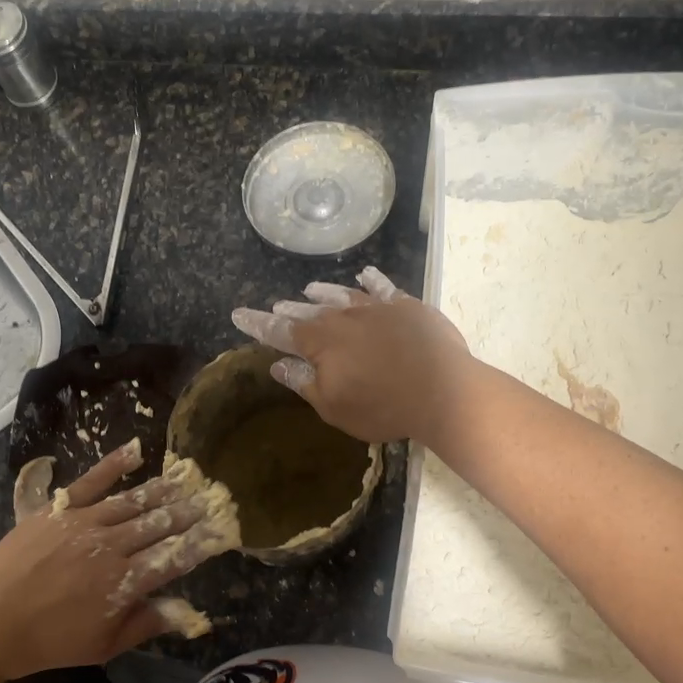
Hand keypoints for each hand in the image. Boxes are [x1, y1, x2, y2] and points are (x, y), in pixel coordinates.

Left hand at [0, 440, 225, 678]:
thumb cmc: (51, 641)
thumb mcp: (105, 645)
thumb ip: (148, 623)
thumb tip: (191, 612)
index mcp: (124, 583)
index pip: (175, 556)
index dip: (203, 541)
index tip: (225, 528)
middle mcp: (111, 546)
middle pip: (160, 523)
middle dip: (191, 511)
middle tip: (215, 497)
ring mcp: (84, 522)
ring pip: (134, 501)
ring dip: (164, 489)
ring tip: (188, 477)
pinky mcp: (59, 509)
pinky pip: (91, 481)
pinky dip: (113, 464)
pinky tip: (137, 449)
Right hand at [231, 267, 474, 444]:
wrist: (444, 391)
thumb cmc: (383, 406)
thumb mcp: (334, 406)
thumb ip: (304, 383)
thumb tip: (279, 364)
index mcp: (321, 342)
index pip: (280, 331)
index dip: (257, 324)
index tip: (238, 314)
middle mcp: (344, 318)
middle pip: (310, 311)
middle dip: (290, 310)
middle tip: (276, 307)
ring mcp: (378, 308)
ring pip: (343, 296)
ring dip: (324, 293)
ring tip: (310, 290)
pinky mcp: (408, 307)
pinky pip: (384, 288)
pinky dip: (371, 281)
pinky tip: (365, 275)